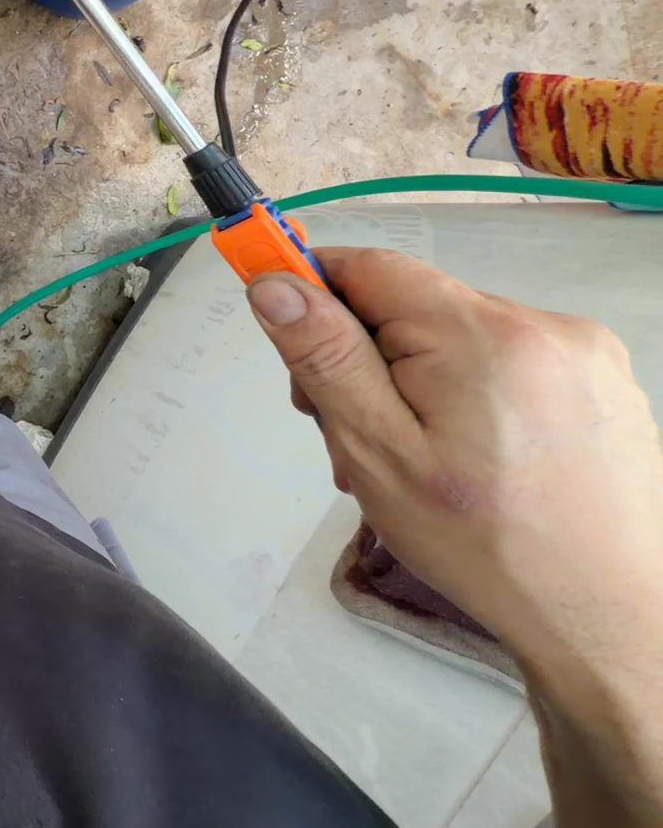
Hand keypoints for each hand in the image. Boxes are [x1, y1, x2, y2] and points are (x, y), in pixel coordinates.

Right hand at [245, 248, 662, 676]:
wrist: (614, 622)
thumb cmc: (480, 538)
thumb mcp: (372, 444)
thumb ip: (322, 355)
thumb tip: (273, 284)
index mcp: (485, 335)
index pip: (369, 266)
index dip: (308, 283)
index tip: (274, 325)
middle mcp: (544, 327)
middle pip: (403, 304)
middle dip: (349, 351)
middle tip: (332, 423)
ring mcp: (580, 355)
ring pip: (441, 336)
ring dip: (394, 377)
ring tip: (392, 451)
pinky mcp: (595, 385)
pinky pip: (488, 361)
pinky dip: (445, 392)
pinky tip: (443, 451)